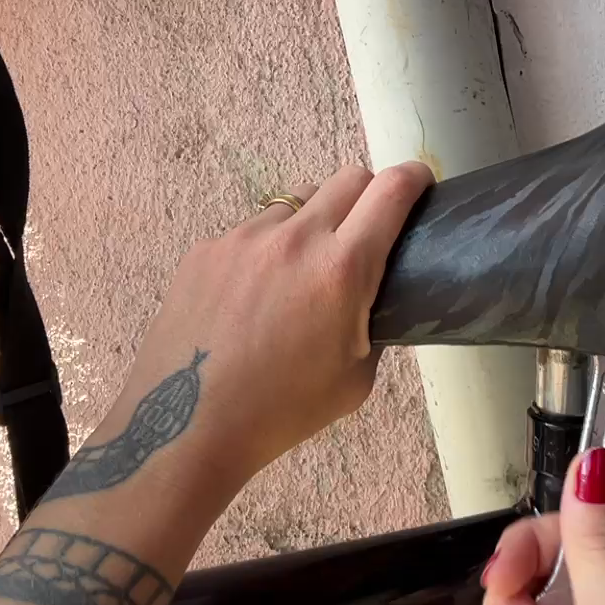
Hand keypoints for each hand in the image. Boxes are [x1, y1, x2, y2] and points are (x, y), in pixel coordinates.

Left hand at [124, 161, 433, 482]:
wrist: (184, 427)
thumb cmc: (282, 411)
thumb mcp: (356, 378)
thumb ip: (371, 319)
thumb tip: (369, 291)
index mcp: (342, 268)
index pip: (391, 190)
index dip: (414, 177)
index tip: (420, 184)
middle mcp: (296, 237)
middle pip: (347, 178)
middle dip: (367, 195)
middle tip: (362, 233)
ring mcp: (245, 236)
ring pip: (297, 202)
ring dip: (311, 224)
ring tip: (295, 273)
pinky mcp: (208, 246)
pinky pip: (253, 229)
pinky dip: (267, 248)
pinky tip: (251, 294)